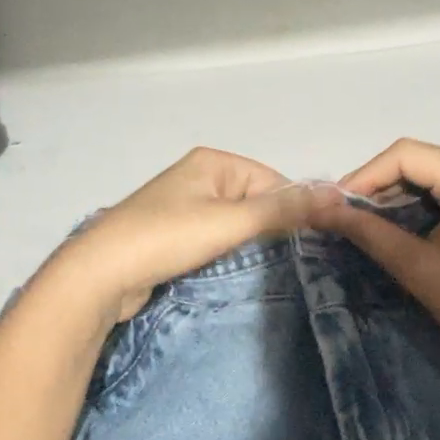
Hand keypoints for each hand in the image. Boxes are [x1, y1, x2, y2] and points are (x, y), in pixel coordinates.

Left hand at [41, 147, 330, 322]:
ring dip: (250, 247)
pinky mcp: (172, 238)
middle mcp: (199, 178)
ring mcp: (183, 208)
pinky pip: (214, 242)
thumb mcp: (230, 222)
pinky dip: (227, 256)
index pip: (273, 181)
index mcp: (213, 162)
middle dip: (273, 231)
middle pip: (255, 202)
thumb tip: (337, 192)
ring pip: (235, 226)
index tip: (313, 246)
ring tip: (268, 274)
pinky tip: (237, 277)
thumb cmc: (166, 238)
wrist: (101, 274)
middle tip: (294, 265)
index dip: (295, 211)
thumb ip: (283, 210)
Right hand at [309, 138, 439, 383]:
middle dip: (375, 183)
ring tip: (360, 219)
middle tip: (341, 214)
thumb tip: (317, 208)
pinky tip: (392, 222)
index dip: (364, 175)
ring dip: (391, 192)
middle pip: (418, 158)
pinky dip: (413, 200)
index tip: (333, 205)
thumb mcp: (416, 267)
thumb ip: (366, 231)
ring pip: (428, 172)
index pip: (407, 155)